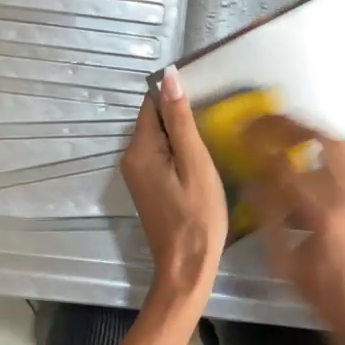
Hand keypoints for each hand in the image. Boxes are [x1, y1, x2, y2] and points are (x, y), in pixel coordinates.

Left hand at [121, 66, 227, 304]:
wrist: (187, 268)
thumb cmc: (197, 215)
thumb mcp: (195, 162)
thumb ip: (180, 119)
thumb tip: (169, 76)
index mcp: (139, 148)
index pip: (152, 102)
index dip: (176, 96)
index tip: (205, 100)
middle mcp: (130, 157)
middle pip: (155, 119)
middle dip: (181, 116)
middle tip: (214, 123)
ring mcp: (137, 173)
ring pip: (160, 137)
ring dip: (182, 135)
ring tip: (212, 140)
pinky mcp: (147, 186)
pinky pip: (161, 155)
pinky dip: (179, 152)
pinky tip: (201, 162)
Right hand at [244, 116, 344, 344]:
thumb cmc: (331, 303)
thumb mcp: (290, 268)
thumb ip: (270, 222)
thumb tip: (253, 187)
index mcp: (324, 217)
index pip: (287, 167)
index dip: (262, 148)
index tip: (245, 135)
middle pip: (324, 141)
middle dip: (293, 125)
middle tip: (270, 122)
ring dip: (317, 133)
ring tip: (293, 132)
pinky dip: (337, 153)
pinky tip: (320, 159)